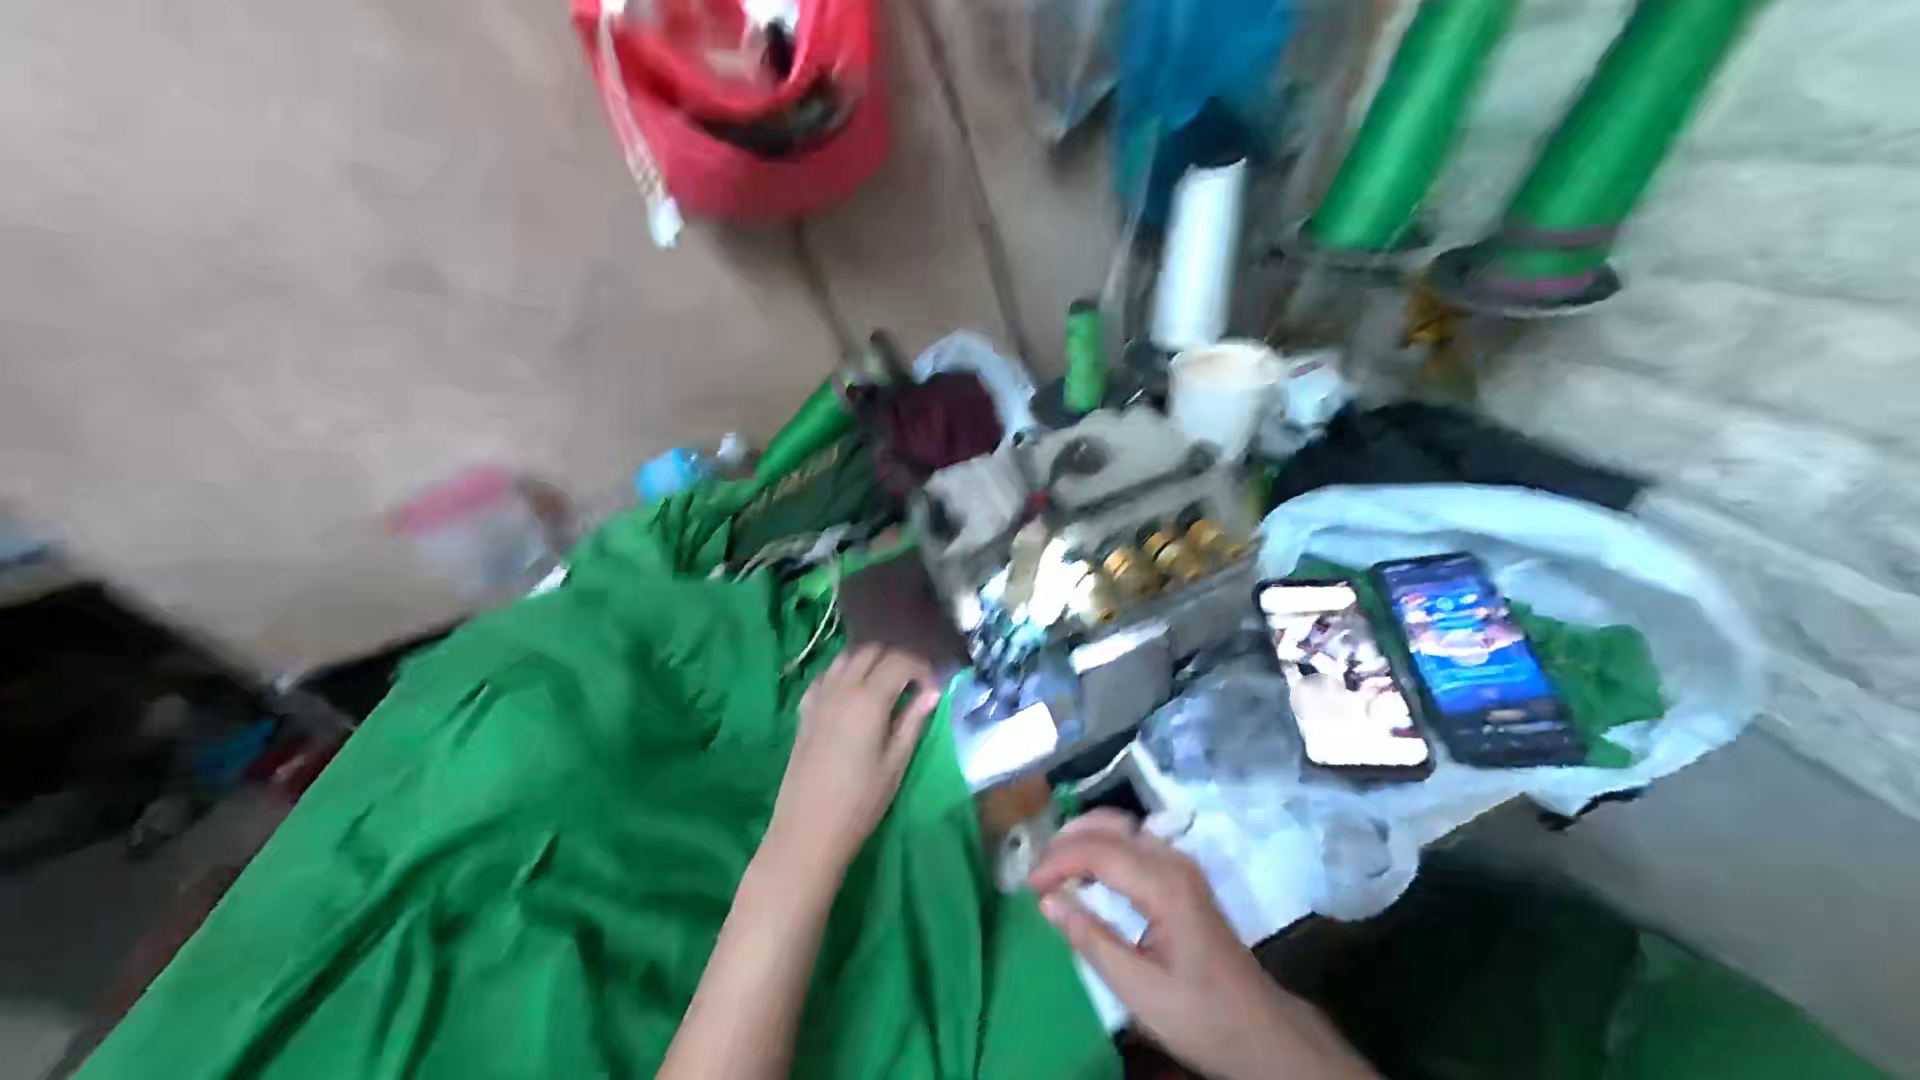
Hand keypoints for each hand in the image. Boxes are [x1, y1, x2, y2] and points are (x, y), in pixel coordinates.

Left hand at [767, 645, 940, 874]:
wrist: (808, 829)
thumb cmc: (860, 801)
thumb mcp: (896, 763)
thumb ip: (913, 722)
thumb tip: (932, 693)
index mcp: (869, 699)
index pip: (900, 662)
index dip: (922, 670)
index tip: (932, 693)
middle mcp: (842, 688)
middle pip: (872, 652)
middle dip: (896, 662)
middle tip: (911, 688)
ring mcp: (819, 697)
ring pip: (846, 658)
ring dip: (868, 664)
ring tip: (883, 689)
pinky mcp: (803, 711)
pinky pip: (824, 676)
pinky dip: (842, 675)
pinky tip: (850, 697)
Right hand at [1029, 813, 1376, 1079]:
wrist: (1262, 1032)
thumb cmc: (1201, 1015)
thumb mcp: (1140, 991)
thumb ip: (1091, 940)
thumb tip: (1047, 900)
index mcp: (1165, 886)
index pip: (1099, 851)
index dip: (1058, 861)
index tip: (1029, 885)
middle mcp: (1174, 861)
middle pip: (1111, 825)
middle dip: (1067, 839)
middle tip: (1037, 870)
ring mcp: (1181, 863)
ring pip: (1123, 825)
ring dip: (1083, 836)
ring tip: (1053, 865)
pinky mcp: (1182, 873)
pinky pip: (1134, 840)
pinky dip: (1102, 843)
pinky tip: (1086, 867)